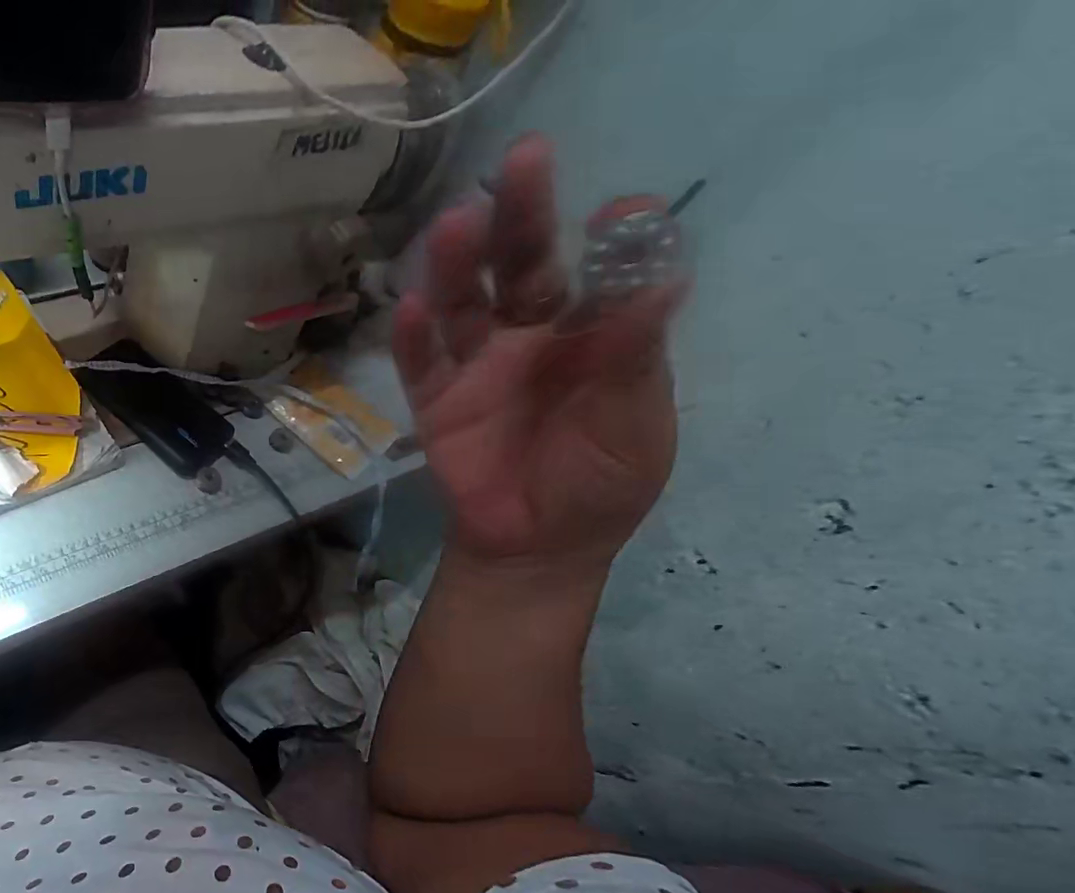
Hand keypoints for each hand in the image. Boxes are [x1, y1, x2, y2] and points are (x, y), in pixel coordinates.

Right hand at [393, 134, 687, 568]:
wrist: (536, 548)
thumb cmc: (598, 487)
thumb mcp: (634, 426)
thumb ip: (636, 360)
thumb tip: (664, 279)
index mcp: (591, 337)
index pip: (596, 273)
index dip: (606, 240)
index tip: (616, 213)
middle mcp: (530, 338)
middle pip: (521, 268)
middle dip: (520, 218)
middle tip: (522, 161)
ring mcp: (477, 369)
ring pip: (463, 306)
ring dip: (455, 266)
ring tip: (453, 225)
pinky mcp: (437, 404)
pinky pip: (422, 365)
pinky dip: (413, 339)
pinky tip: (411, 308)